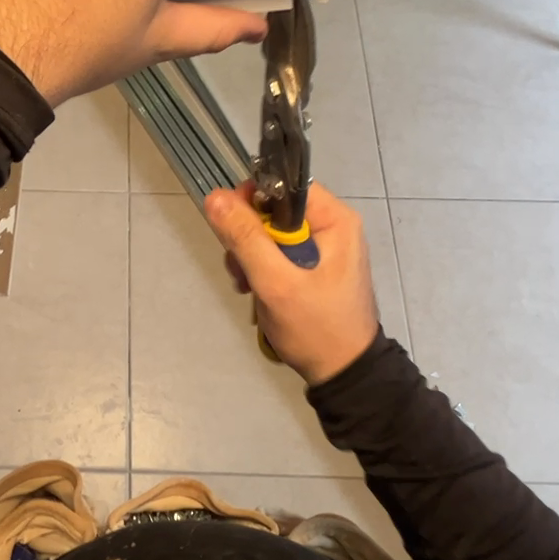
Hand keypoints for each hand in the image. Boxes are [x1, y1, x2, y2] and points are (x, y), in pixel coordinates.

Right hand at [205, 183, 379, 385]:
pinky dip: (259, 267)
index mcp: (333, 219)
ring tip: (246, 285)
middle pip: (272, 208)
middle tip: (239, 268)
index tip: (230, 227)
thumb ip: (245, 238)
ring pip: (268, 231)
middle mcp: (330, 224)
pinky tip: (254, 290)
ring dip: (248, 255)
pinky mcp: (312, 265)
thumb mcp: (276, 283)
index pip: (283, 185)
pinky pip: (276, 251)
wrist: (343, 374)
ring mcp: (322, 246)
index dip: (251, 199)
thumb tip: (215, 197)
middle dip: (246, 235)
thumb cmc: (316, 327)